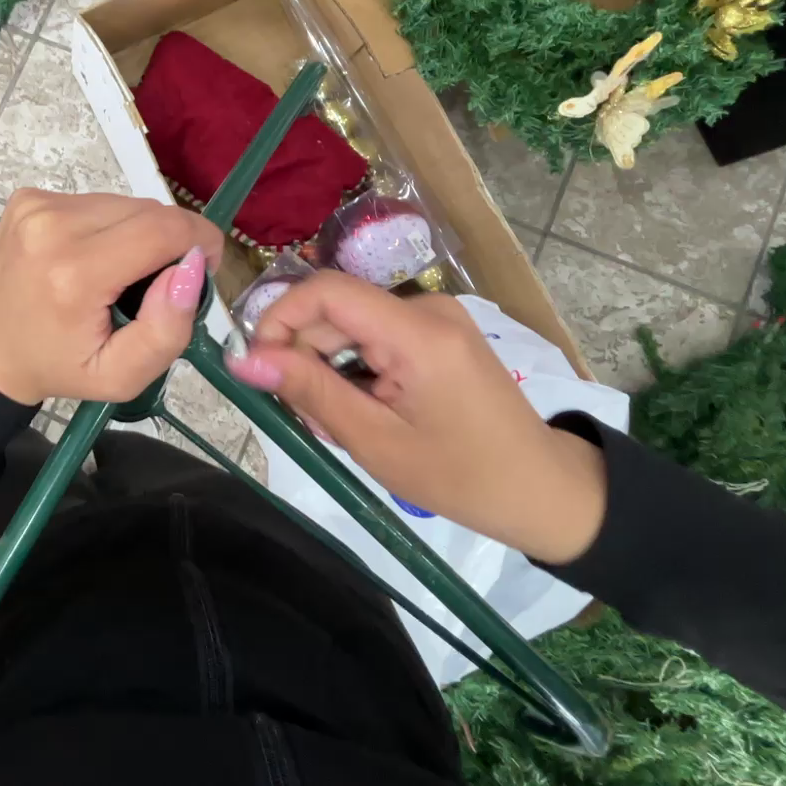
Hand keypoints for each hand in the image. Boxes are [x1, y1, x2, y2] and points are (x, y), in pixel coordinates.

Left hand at [0, 190, 223, 406]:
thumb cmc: (57, 366)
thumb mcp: (121, 375)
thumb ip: (167, 330)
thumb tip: (193, 268)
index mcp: (75, 273)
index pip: (165, 229)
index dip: (200, 242)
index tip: (205, 268)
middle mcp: (52, 226)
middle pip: (147, 211)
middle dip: (169, 242)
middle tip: (155, 285)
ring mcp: (35, 206)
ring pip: (123, 202)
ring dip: (135, 233)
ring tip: (116, 275)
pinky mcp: (27, 198)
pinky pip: (94, 201)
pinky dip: (104, 226)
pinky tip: (87, 257)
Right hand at [224, 270, 607, 563]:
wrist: (544, 494)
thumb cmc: (460, 476)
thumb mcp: (372, 440)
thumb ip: (306, 391)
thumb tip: (241, 359)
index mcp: (417, 332)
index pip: (324, 291)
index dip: (278, 319)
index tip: (259, 367)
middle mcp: (426, 309)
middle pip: (333, 312)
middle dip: (303, 358)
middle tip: (304, 418)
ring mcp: (434, 319)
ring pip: (346, 327)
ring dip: (326, 370)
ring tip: (339, 424)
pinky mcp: (435, 333)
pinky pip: (370, 337)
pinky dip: (352, 370)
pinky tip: (361, 410)